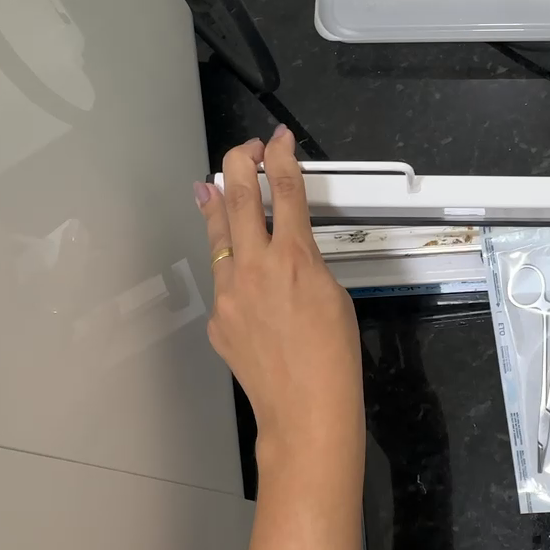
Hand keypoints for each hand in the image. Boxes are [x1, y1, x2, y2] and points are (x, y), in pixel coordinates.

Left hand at [197, 127, 363, 466]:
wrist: (305, 409)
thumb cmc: (335, 354)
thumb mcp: (333, 292)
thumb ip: (304, 260)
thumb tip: (284, 248)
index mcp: (294, 258)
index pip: (283, 191)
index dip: (280, 158)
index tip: (278, 140)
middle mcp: (253, 268)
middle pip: (237, 197)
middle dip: (239, 163)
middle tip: (245, 148)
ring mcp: (228, 294)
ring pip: (217, 235)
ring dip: (218, 205)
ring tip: (214, 184)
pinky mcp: (217, 319)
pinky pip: (223, 281)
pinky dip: (230, 266)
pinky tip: (237, 268)